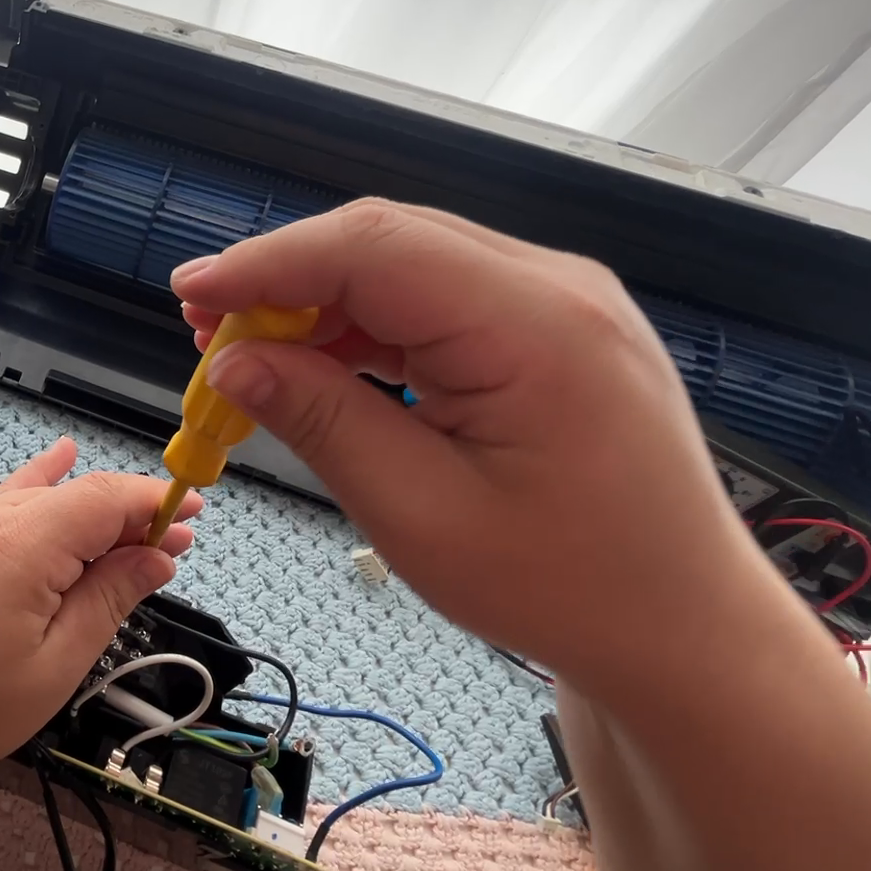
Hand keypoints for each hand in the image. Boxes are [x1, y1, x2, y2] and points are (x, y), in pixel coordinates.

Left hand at [0, 437, 201, 796]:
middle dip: (128, 516)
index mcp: (19, 544)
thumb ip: (111, 597)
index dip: (154, 501)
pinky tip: (60, 460)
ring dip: (89, 510)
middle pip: (76, 494)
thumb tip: (158, 556)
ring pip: (42, 495)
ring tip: (128, 534)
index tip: (194, 514)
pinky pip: (4, 497)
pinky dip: (40, 485)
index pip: (104, 497)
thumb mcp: (56, 665)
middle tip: (168, 550)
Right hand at [171, 199, 797, 684]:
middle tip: (204, 327)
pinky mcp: (535, 326)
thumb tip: (233, 363)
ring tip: (243, 348)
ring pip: (397, 266)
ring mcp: (549, 300)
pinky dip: (354, 324)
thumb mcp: (418, 513)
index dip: (267, 262)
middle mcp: (550, 285)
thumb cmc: (560, 586)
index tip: (188, 291)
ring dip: (312, 301)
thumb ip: (320, 420)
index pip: (373, 249)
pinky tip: (309, 361)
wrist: (681, 628)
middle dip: (281, 278)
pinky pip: (424, 300)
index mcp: (535, 324)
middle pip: (383, 242)